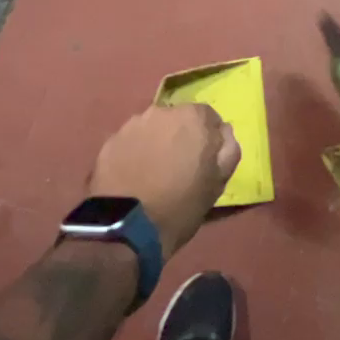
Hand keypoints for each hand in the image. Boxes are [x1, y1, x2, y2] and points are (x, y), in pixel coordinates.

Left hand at [87, 104, 240, 257]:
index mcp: (194, 117)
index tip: (204, 160)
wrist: (126, 228)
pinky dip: (134, 153)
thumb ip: (228, 150)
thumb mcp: (218, 183)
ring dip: (156, 143)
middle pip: (178, 119)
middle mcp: (163, 111)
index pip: (209, 117)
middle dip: (181, 137)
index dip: (208, 138)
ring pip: (153, 129)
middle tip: (178, 166)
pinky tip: (133, 176)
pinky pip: (130, 142)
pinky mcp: (111, 140)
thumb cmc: (180, 205)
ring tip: (153, 172)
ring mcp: (133, 124)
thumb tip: (224, 132)